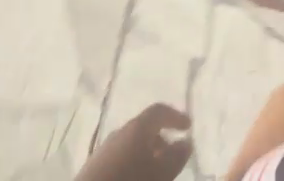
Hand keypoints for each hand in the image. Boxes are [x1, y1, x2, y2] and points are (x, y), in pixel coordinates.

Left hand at [76, 103, 192, 180]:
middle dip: (161, 138)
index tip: (188, 126)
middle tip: (173, 153)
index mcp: (137, 126)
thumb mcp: (161, 172)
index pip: (159, 110)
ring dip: (147, 152)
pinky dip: (133, 160)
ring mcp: (105, 147)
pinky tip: (136, 174)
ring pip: (131, 143)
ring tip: (156, 169)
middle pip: (144, 127)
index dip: (175, 116)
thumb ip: (176, 155)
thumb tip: (186, 142)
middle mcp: (120, 131)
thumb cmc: (131, 180)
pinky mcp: (95, 165)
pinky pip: (121, 155)